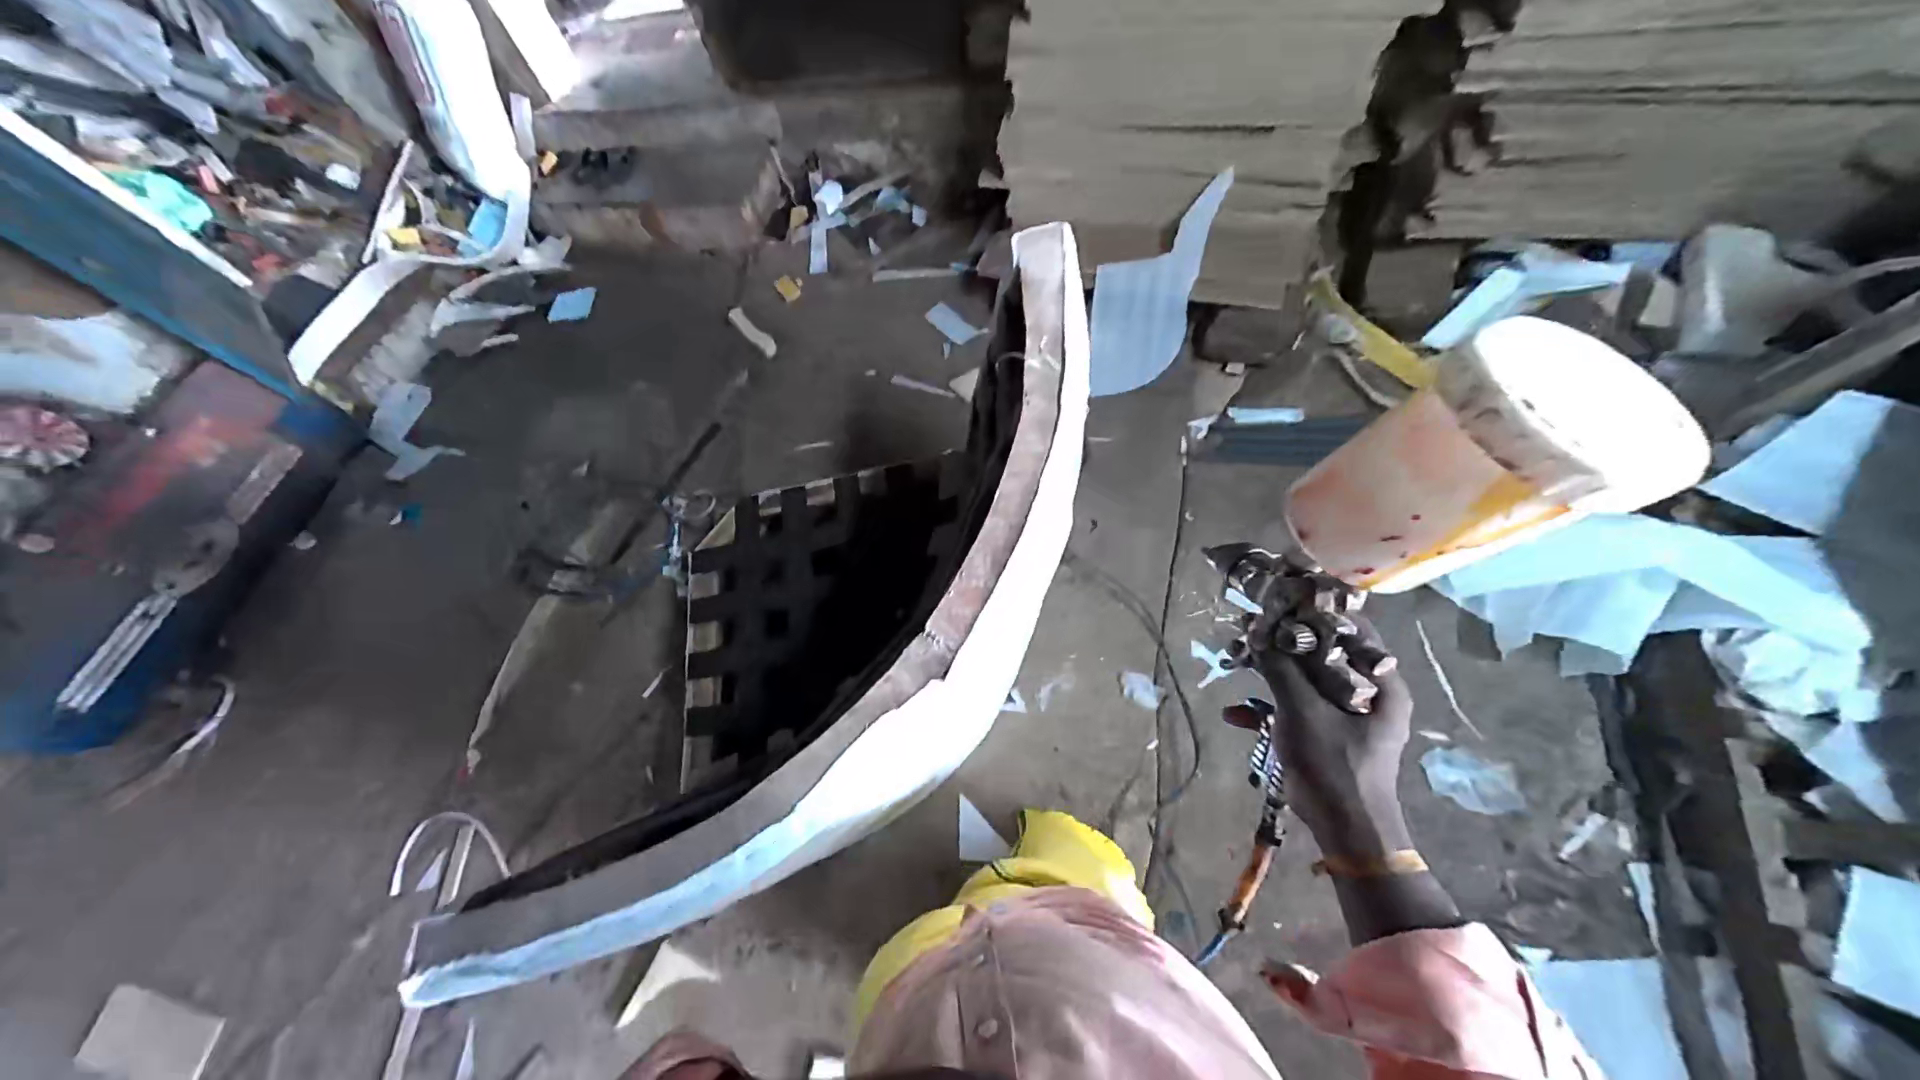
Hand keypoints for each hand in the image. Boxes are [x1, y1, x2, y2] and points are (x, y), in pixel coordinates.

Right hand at [1251, 611, 1412, 860]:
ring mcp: (1348, 714)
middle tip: (1249, 630)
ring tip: (1235, 662)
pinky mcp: (1328, 734)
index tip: (1278, 601)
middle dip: (1281, 643)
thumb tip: (1257, 632)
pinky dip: (1269, 707)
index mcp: (1380, 682)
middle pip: (1323, 652)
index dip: (1314, 612)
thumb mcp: (1302, 712)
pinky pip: (1297, 708)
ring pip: (1305, 679)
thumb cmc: (1334, 766)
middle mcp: (1369, 692)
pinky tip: (1235, 714)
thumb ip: (1280, 669)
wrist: (1347, 831)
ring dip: (1270, 673)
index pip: (1350, 629)